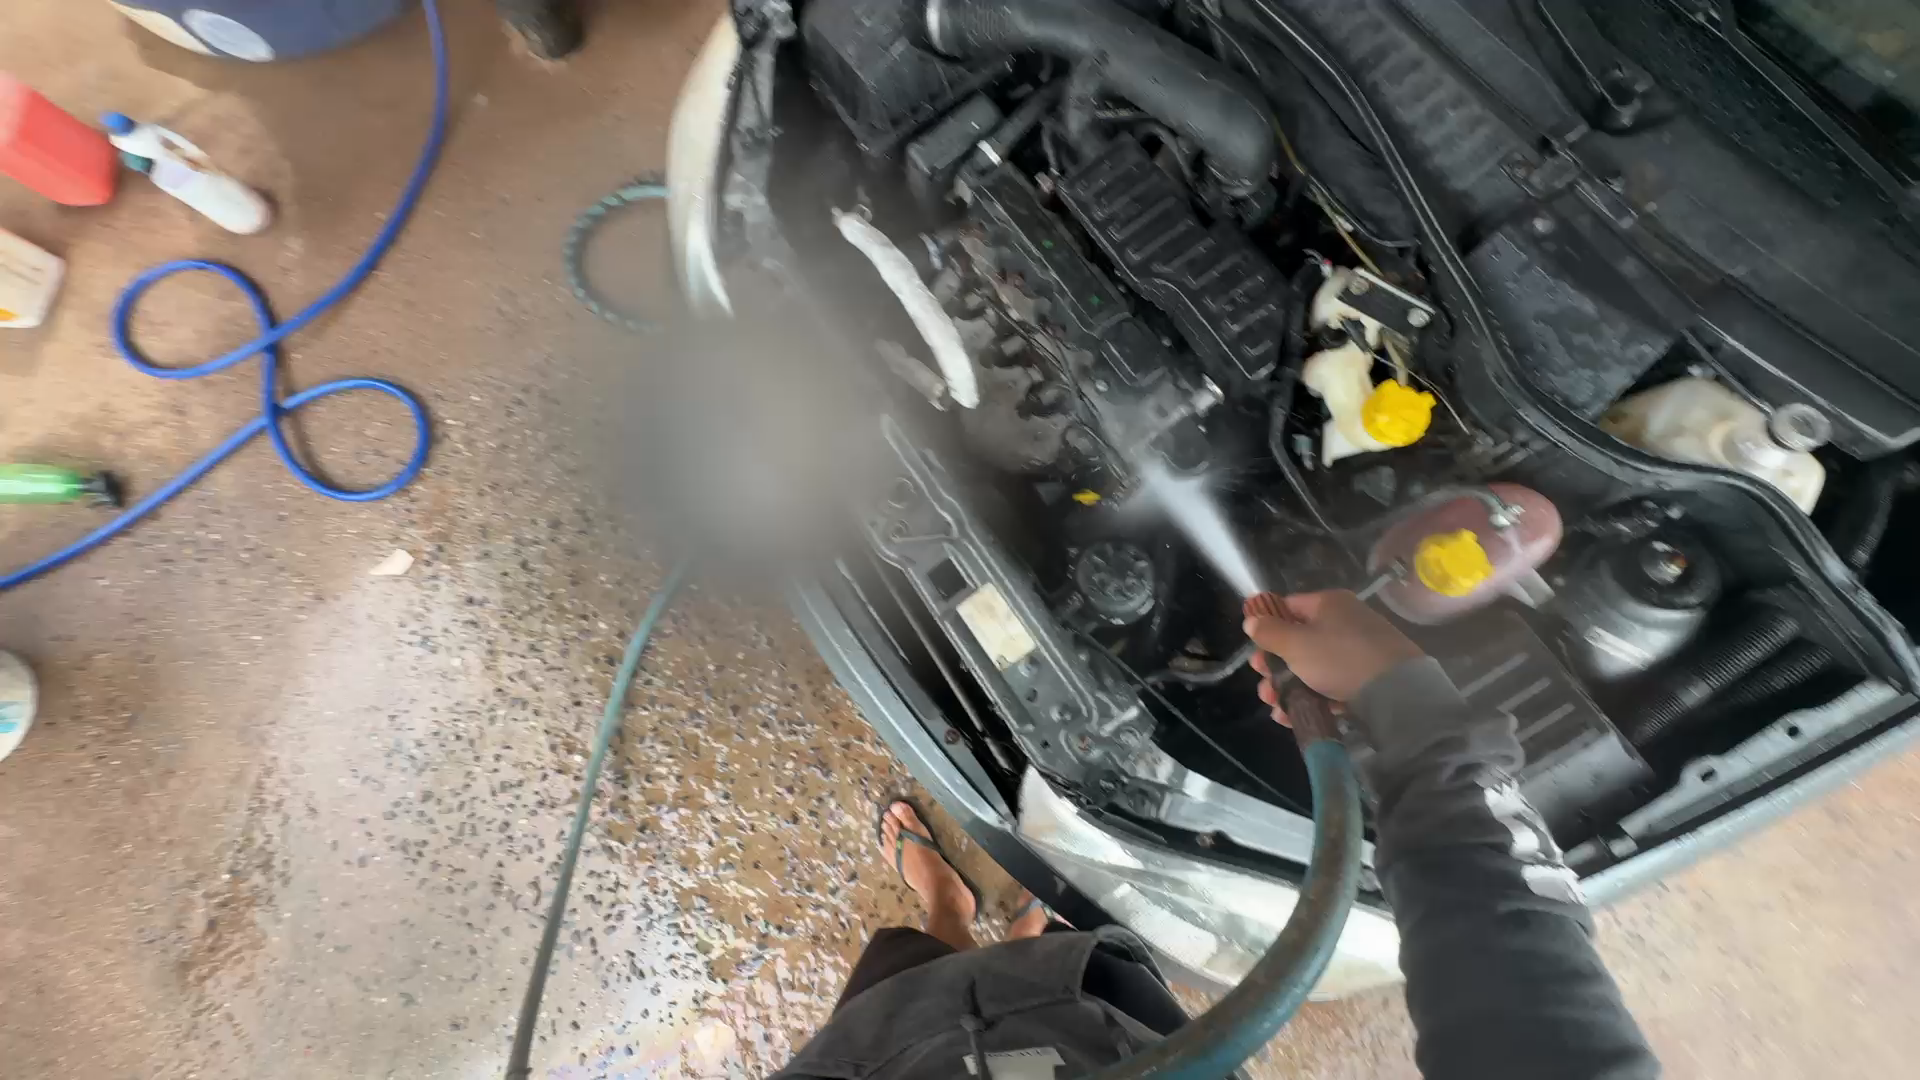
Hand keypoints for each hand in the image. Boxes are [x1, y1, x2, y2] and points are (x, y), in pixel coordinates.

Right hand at [1246, 590, 1425, 713]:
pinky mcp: (1369, 676)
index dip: (1266, 627)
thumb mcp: (1295, 644)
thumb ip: (1268, 632)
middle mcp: (1344, 621)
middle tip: (1264, 686)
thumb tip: (1250, 620)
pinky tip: (1297, 716)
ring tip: (1277, 708)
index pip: (1287, 607)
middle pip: (1297, 640)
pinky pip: (1332, 682)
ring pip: (1312, 666)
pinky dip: (1313, 697)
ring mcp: (1359, 649)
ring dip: (1289, 688)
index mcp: (1328, 604)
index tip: (1255, 651)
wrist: (1399, 694)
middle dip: (1275, 667)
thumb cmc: (1339, 659)